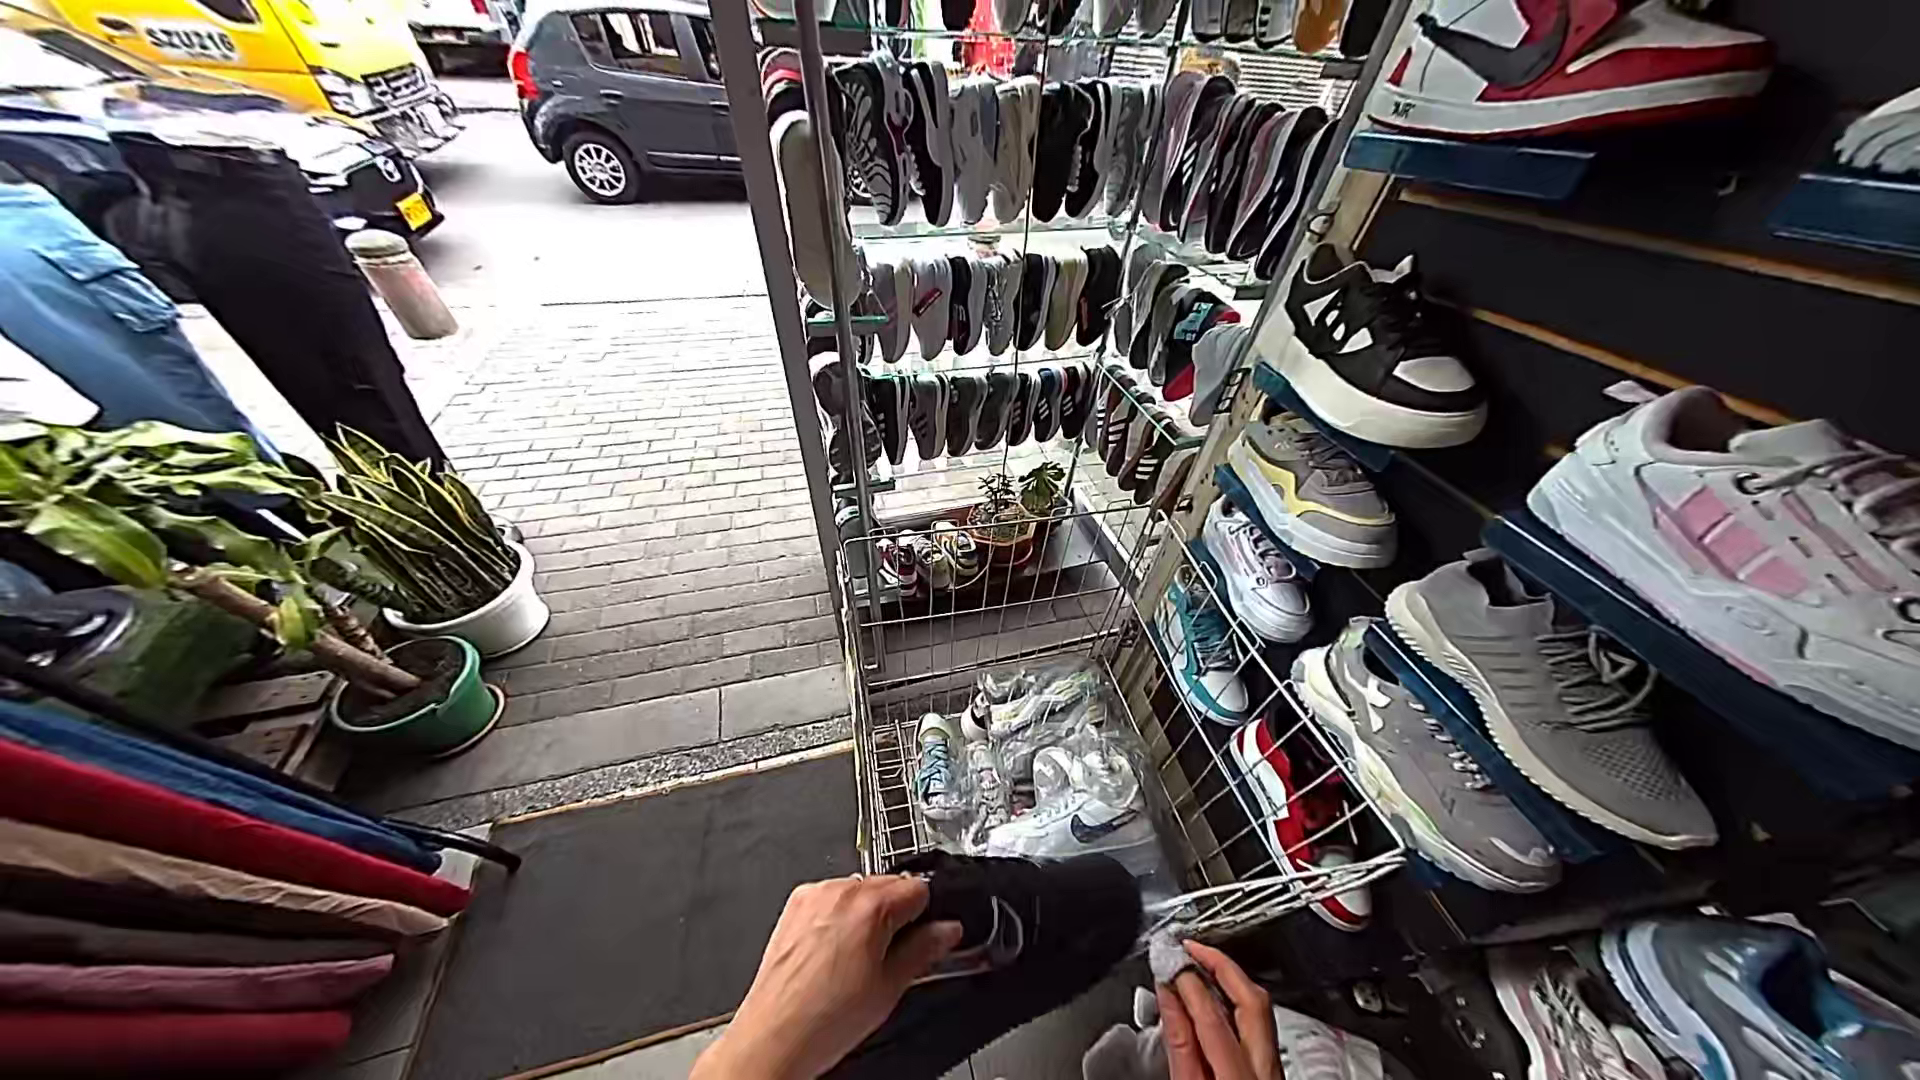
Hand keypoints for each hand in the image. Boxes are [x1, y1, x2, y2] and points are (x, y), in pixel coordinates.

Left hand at [690, 874, 963, 1079]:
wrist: (773, 1037)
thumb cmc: (824, 1020)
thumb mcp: (890, 989)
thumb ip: (925, 950)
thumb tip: (949, 931)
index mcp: (873, 906)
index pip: (920, 887)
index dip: (926, 915)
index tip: (924, 935)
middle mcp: (844, 890)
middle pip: (890, 884)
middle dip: (896, 913)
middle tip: (888, 955)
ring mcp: (818, 893)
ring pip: (861, 889)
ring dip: (867, 912)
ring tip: (856, 958)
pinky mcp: (799, 901)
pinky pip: (833, 895)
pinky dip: (839, 914)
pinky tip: (833, 951)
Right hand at [1158, 940, 1279, 1079]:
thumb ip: (1180, 1046)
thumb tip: (1168, 996)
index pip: (1212, 1016)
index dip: (1187, 981)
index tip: (1167, 962)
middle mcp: (1267, 1076)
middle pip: (1252, 1000)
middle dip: (1219, 964)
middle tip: (1189, 947)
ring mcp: (1277, 1075)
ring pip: (1261, 1007)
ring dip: (1228, 976)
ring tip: (1198, 961)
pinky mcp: (1276, 1073)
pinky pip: (1259, 1022)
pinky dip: (1234, 998)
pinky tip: (1213, 993)